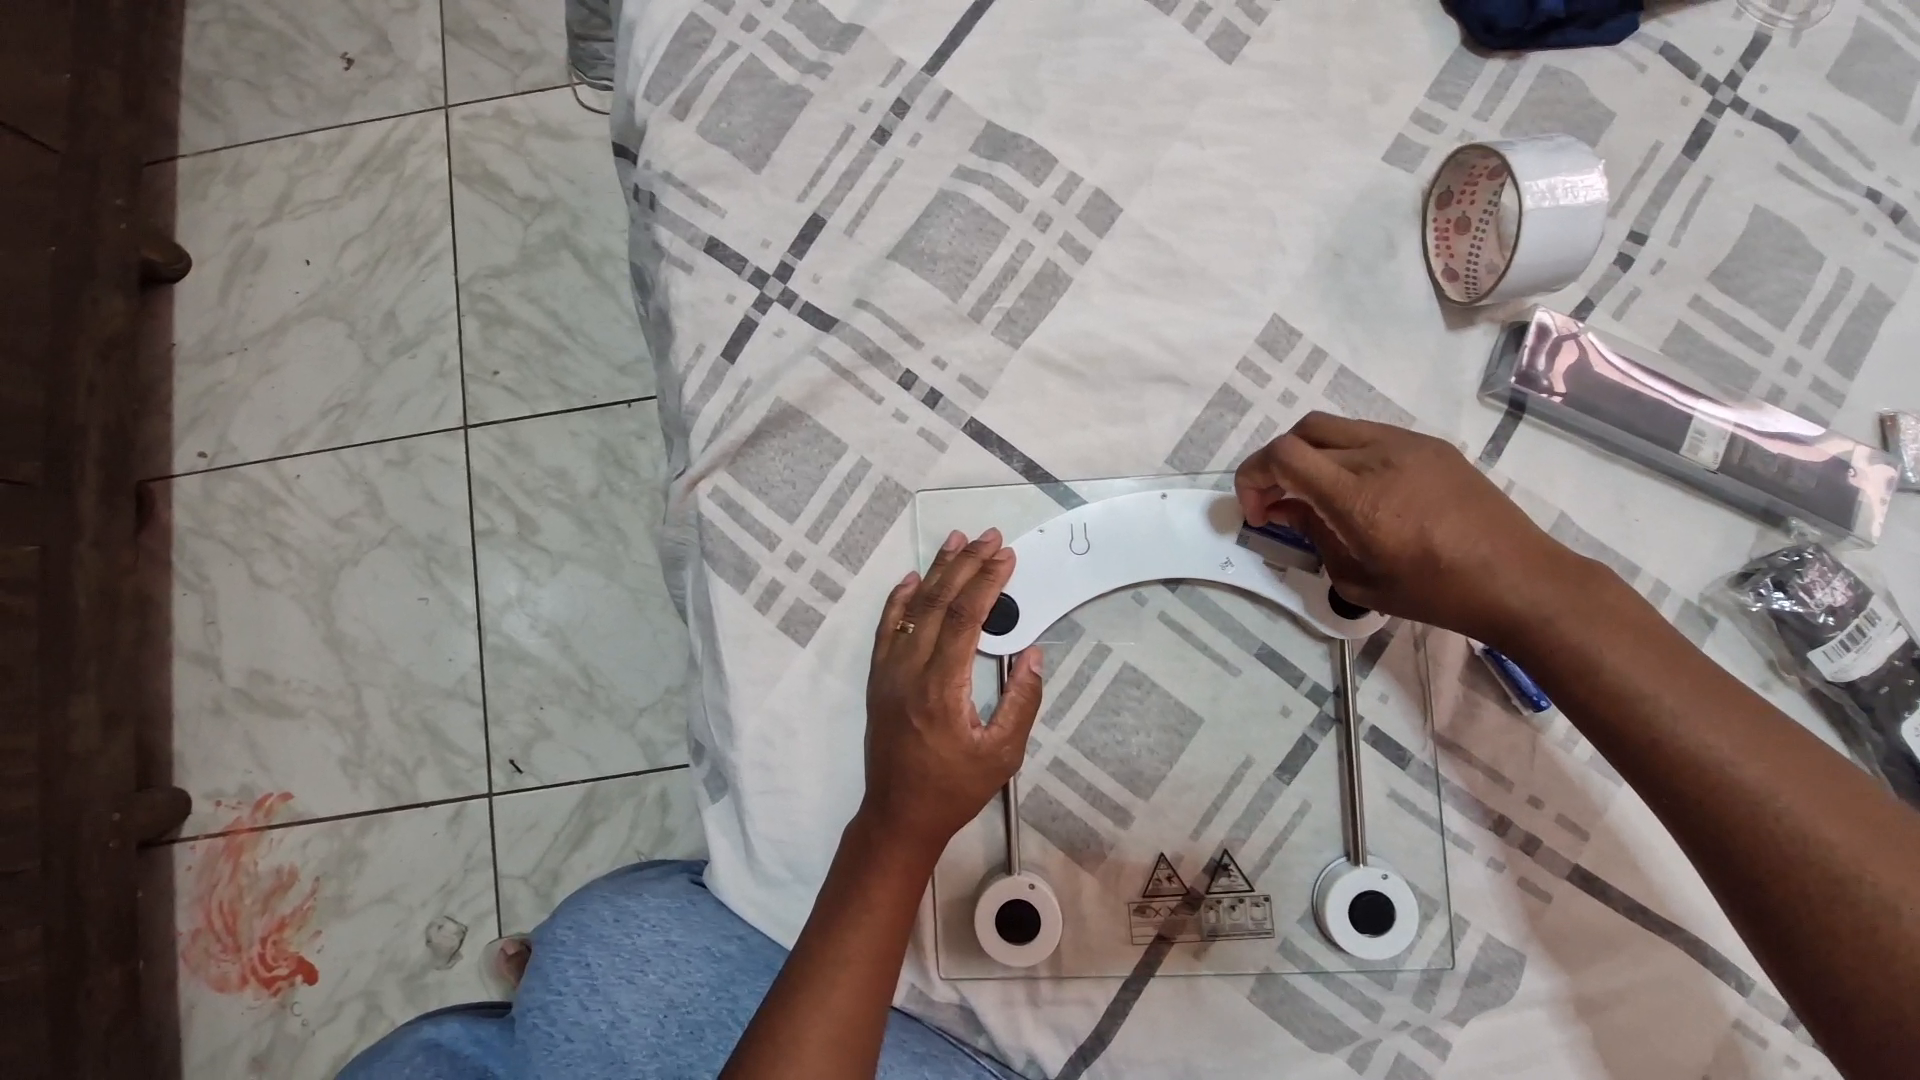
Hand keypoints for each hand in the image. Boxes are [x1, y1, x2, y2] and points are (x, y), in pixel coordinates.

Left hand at [860, 529, 1043, 856]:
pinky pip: (887, 628)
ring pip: (911, 609)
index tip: (1005, 557)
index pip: (965, 619)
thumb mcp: (1003, 754)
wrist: (899, 815)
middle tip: (989, 537)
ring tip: (956, 540)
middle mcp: (910, 671)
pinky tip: (912, 578)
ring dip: (935, 571)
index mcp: (942, 688)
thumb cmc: (954, 788)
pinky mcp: (879, 678)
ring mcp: (889, 672)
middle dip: (966, 565)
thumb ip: (1021, 701)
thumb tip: (1032, 653)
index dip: (986, 583)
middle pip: (938, 603)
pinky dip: (900, 599)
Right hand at [1234, 412, 1592, 644]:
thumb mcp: (1356, 578)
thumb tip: (1285, 509)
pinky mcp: (1429, 445)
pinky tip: (1355, 489)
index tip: (1258, 512)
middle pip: (1301, 433)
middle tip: (1277, 502)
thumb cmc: (1433, 592)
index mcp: (1355, 496)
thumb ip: (1313, 535)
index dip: (1253, 477)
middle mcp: (1376, 456)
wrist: (1518, 579)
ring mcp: (1406, 444)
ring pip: (1333, 427)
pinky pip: (1368, 434)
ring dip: (1309, 454)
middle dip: (1275, 464)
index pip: (1281, 455)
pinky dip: (1343, 453)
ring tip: (1313, 494)